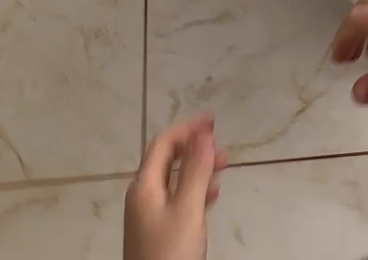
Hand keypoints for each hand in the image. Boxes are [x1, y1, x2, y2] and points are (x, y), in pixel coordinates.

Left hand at [124, 116, 227, 259]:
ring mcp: (148, 216)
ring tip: (224, 168)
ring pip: (174, 181)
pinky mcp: (157, 233)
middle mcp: (143, 196)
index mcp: (144, 185)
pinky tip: (212, 195)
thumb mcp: (187, 209)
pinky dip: (195, 190)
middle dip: (195, 148)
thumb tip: (203, 132)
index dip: (188, 128)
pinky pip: (176, 200)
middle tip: (224, 148)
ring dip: (198, 169)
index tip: (214, 121)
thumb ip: (195, 169)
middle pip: (167, 160)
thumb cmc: (171, 252)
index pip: (164, 143)